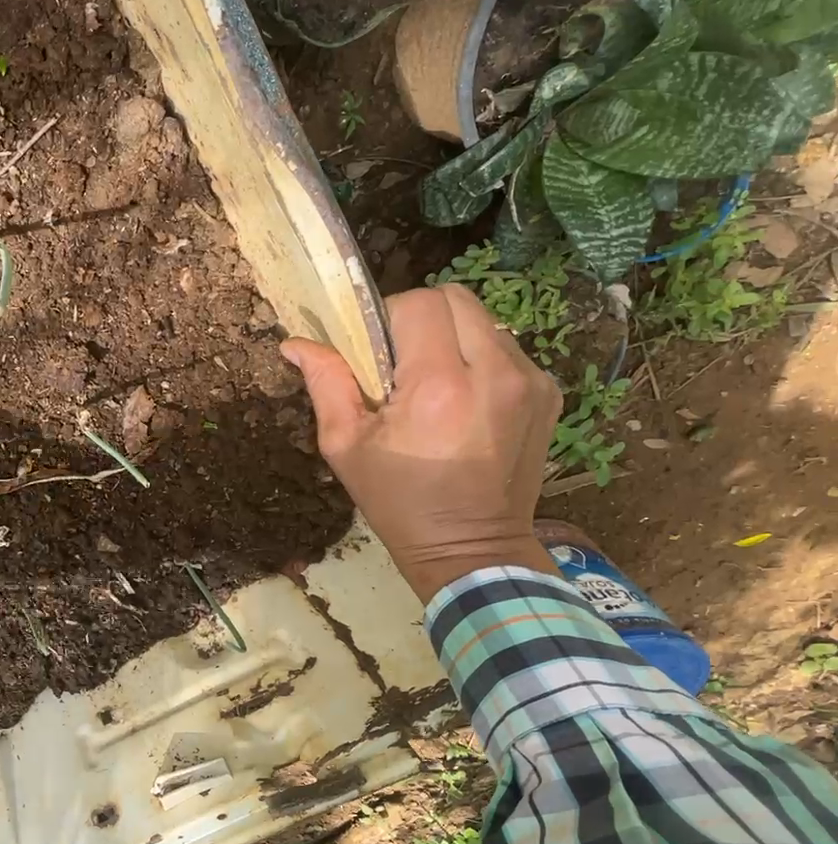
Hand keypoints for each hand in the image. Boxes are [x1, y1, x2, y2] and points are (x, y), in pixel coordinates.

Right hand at [281, 285, 561, 602]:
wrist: (470, 545)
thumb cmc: (396, 499)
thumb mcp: (343, 446)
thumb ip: (325, 384)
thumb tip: (294, 344)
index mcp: (437, 386)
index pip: (418, 304)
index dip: (386, 316)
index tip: (371, 351)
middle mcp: (494, 372)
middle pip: (456, 298)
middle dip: (419, 317)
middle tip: (397, 359)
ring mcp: (530, 380)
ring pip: (483, 321)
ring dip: (450, 338)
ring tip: (430, 384)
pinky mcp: (549, 392)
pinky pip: (507, 349)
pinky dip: (478, 360)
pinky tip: (461, 401)